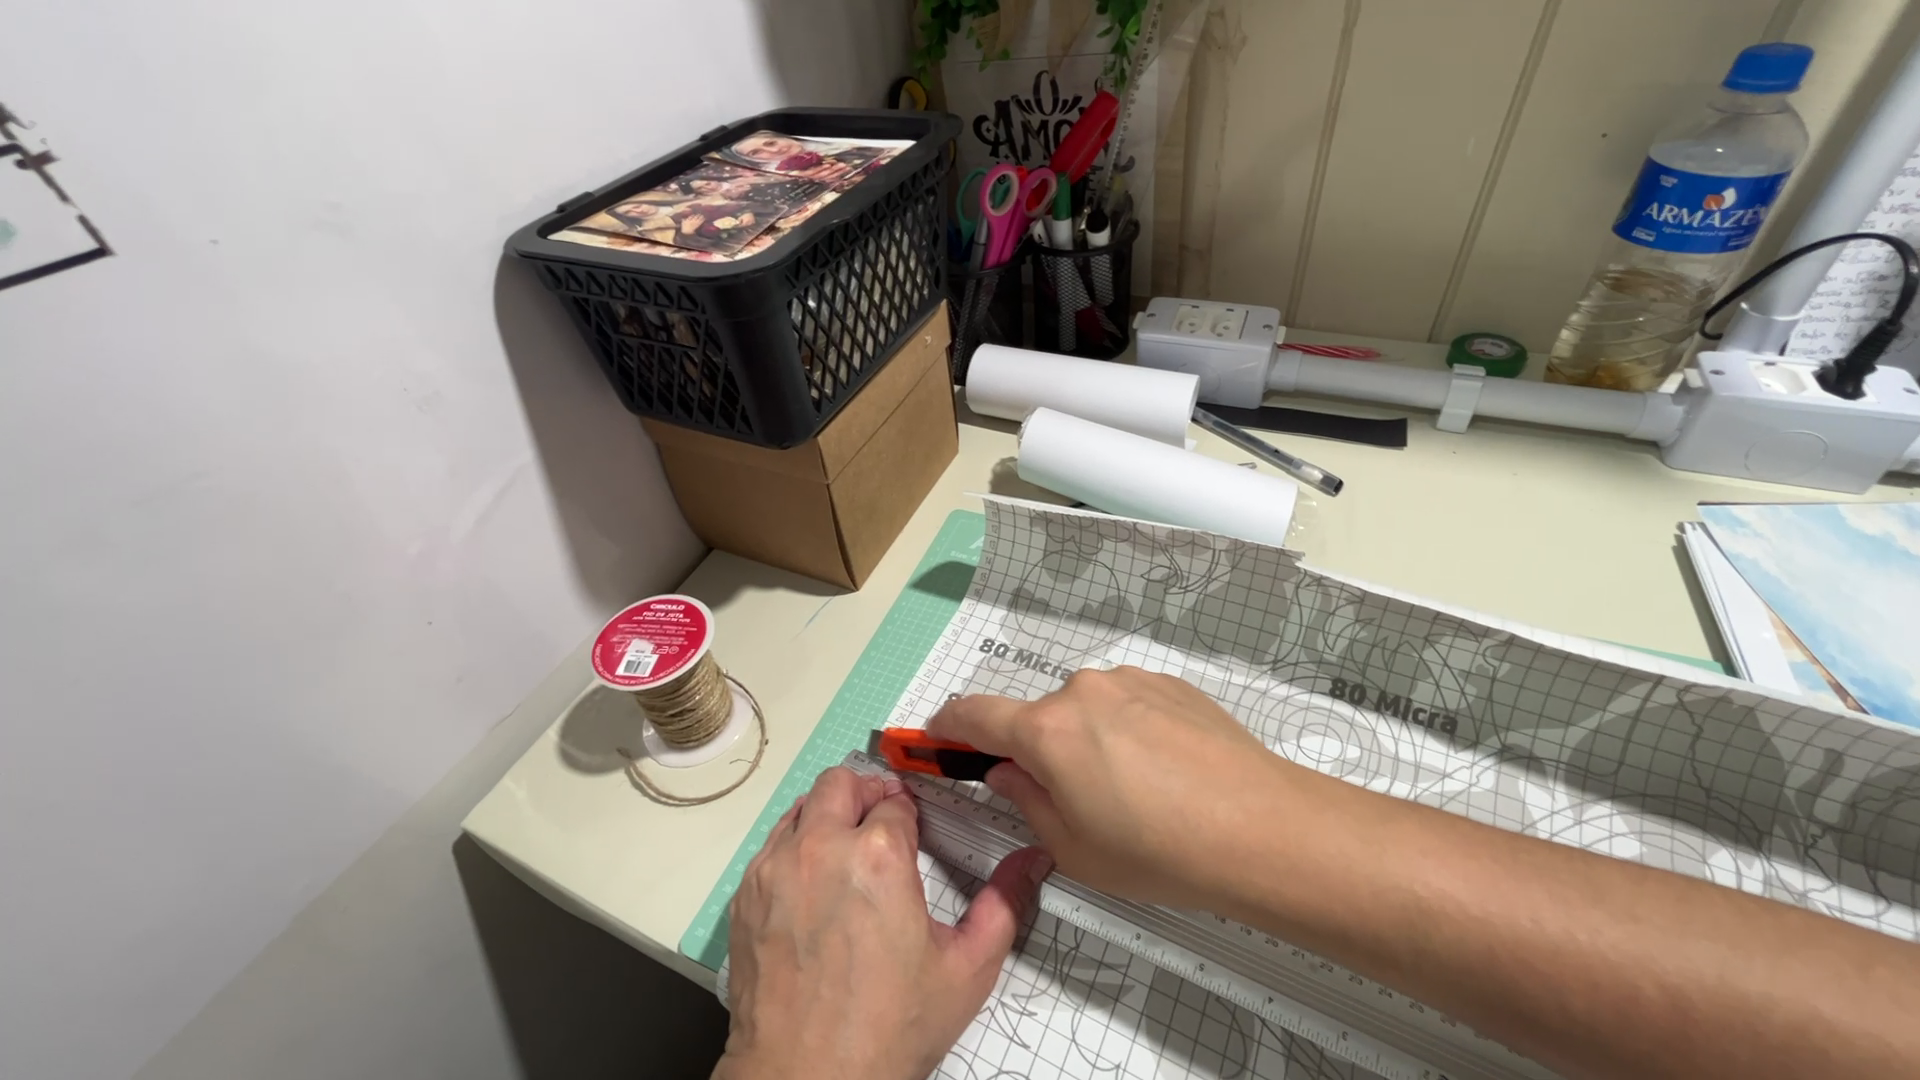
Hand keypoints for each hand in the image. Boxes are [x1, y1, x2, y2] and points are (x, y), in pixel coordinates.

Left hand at [716, 766, 1052, 1079]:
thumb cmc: (888, 1029)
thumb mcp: (966, 969)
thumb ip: (1006, 904)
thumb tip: (1035, 859)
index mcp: (878, 855)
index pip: (895, 799)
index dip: (909, 813)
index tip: (914, 833)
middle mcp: (822, 848)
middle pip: (842, 783)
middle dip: (867, 793)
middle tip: (882, 822)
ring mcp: (776, 869)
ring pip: (803, 806)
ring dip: (830, 814)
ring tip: (849, 850)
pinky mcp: (747, 895)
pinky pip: (772, 843)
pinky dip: (796, 845)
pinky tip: (815, 882)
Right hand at [927, 666, 1291, 911]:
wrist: (1261, 828)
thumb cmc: (1156, 851)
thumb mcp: (1072, 847)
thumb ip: (1026, 799)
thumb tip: (1008, 771)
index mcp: (1047, 730)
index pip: (975, 714)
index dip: (948, 726)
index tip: (937, 736)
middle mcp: (1082, 690)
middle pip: (1039, 716)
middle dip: (1040, 750)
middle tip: (1074, 800)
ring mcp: (1130, 680)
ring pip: (1086, 709)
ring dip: (1089, 739)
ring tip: (1135, 790)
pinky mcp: (1171, 682)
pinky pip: (1128, 703)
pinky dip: (1128, 730)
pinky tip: (1166, 771)